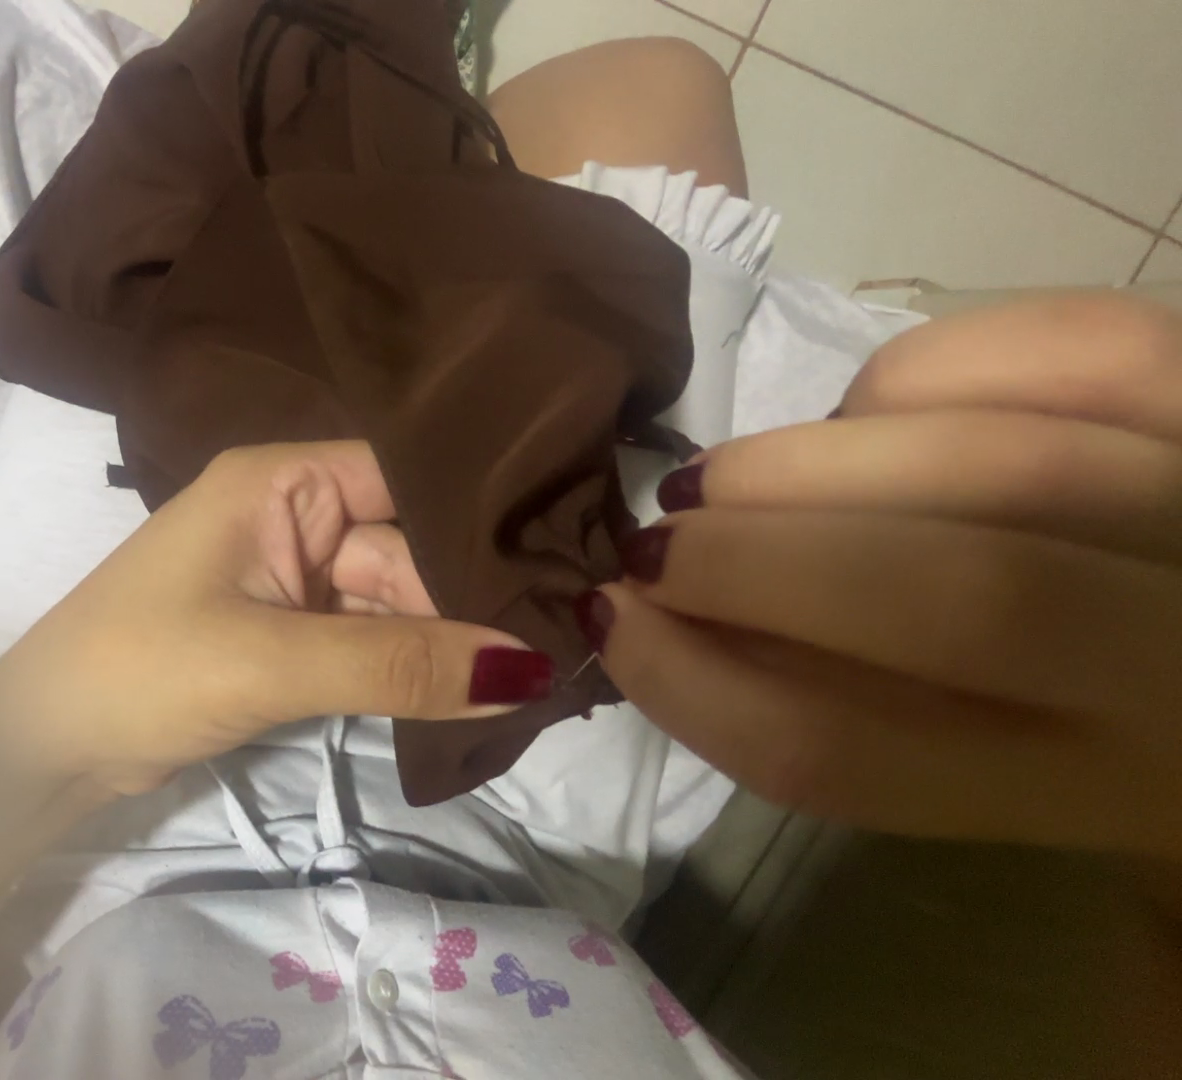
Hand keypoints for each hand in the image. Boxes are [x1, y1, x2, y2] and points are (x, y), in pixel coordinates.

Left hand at [0, 441, 553, 796]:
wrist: (43, 746)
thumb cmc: (138, 671)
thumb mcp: (269, 661)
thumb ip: (398, 664)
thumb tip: (533, 669)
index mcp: (274, 482)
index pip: (400, 473)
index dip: (478, 508)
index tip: (567, 547)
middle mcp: (285, 517)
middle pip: (403, 542)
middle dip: (470, 592)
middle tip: (571, 631)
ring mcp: (285, 581)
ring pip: (388, 599)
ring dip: (445, 637)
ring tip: (544, 668)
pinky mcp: (282, 636)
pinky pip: (363, 640)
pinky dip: (408, 666)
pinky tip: (478, 689)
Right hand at [583, 292, 1181, 860]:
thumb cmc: (1054, 707)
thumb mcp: (936, 754)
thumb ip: (796, 700)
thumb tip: (638, 614)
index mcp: (1094, 787)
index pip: (842, 748)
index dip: (682, 679)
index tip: (604, 616)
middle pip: (947, 600)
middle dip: (739, 559)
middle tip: (652, 544)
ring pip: (994, 465)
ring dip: (792, 466)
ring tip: (729, 485)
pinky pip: (1055, 347)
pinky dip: (905, 374)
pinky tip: (865, 418)